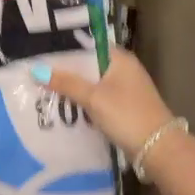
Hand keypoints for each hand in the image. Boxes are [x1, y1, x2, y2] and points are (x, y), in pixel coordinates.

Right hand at [35, 47, 175, 157]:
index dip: (64, 53)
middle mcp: (124, 69)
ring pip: (92, 85)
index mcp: (120, 59)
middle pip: (88, 67)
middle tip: (37, 78)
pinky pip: (98, 100)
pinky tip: (66, 110)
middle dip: (65, 74)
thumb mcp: (93, 97)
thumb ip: (66, 83)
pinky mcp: (124, 107)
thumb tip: (36, 70)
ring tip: (45, 93)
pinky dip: (83, 104)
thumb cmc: (126, 115)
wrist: (157, 147)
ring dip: (73, 91)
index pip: (86, 47)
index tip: (40, 59)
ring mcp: (125, 89)